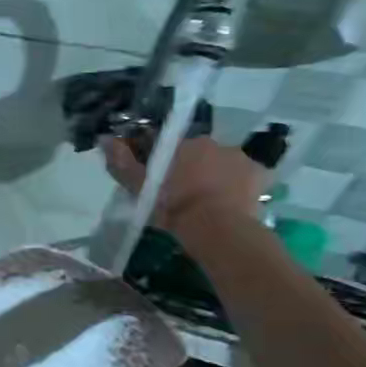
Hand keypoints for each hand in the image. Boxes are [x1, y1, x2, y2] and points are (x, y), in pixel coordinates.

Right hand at [102, 136, 268, 233]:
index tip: (158, 176)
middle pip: (197, 151)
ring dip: (215, 174)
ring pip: (221, 162)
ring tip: (209, 199)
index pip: (166, 143)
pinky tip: (232, 201)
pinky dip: (239, 183)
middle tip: (183, 191)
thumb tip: (104, 138)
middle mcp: (210, 142)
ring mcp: (238, 156)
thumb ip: (121, 161)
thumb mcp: (139, 186)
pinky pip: (247, 174)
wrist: (216, 228)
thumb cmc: (173, 206)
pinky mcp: (260, 172)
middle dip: (191, 165)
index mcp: (180, 143)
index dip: (160, 158)